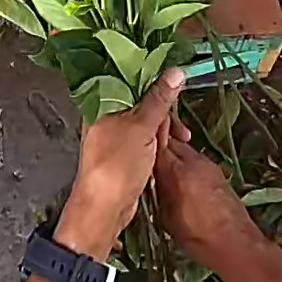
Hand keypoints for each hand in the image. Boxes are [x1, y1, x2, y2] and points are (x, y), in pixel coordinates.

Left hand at [56, 68, 183, 258]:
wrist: (104, 210)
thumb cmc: (116, 165)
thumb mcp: (141, 128)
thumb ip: (159, 99)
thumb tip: (175, 71)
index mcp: (103, 102)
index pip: (130, 79)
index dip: (154, 81)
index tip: (176, 85)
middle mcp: (106, 114)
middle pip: (141, 100)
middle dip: (163, 110)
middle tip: (177, 125)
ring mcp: (115, 134)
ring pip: (145, 120)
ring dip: (164, 127)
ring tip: (179, 139)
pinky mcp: (124, 151)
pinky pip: (145, 137)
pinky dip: (158, 140)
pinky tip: (170, 146)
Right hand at [155, 137, 277, 281]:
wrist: (236, 243)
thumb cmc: (198, 236)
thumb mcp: (166, 217)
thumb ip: (157, 192)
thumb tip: (149, 181)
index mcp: (176, 171)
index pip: (155, 144)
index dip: (143, 145)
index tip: (135, 151)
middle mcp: (192, 161)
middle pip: (170, 140)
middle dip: (157, 146)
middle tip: (146, 159)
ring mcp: (207, 163)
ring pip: (183, 147)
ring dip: (172, 153)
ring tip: (163, 170)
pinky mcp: (216, 170)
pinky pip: (195, 158)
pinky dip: (186, 163)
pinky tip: (182, 179)